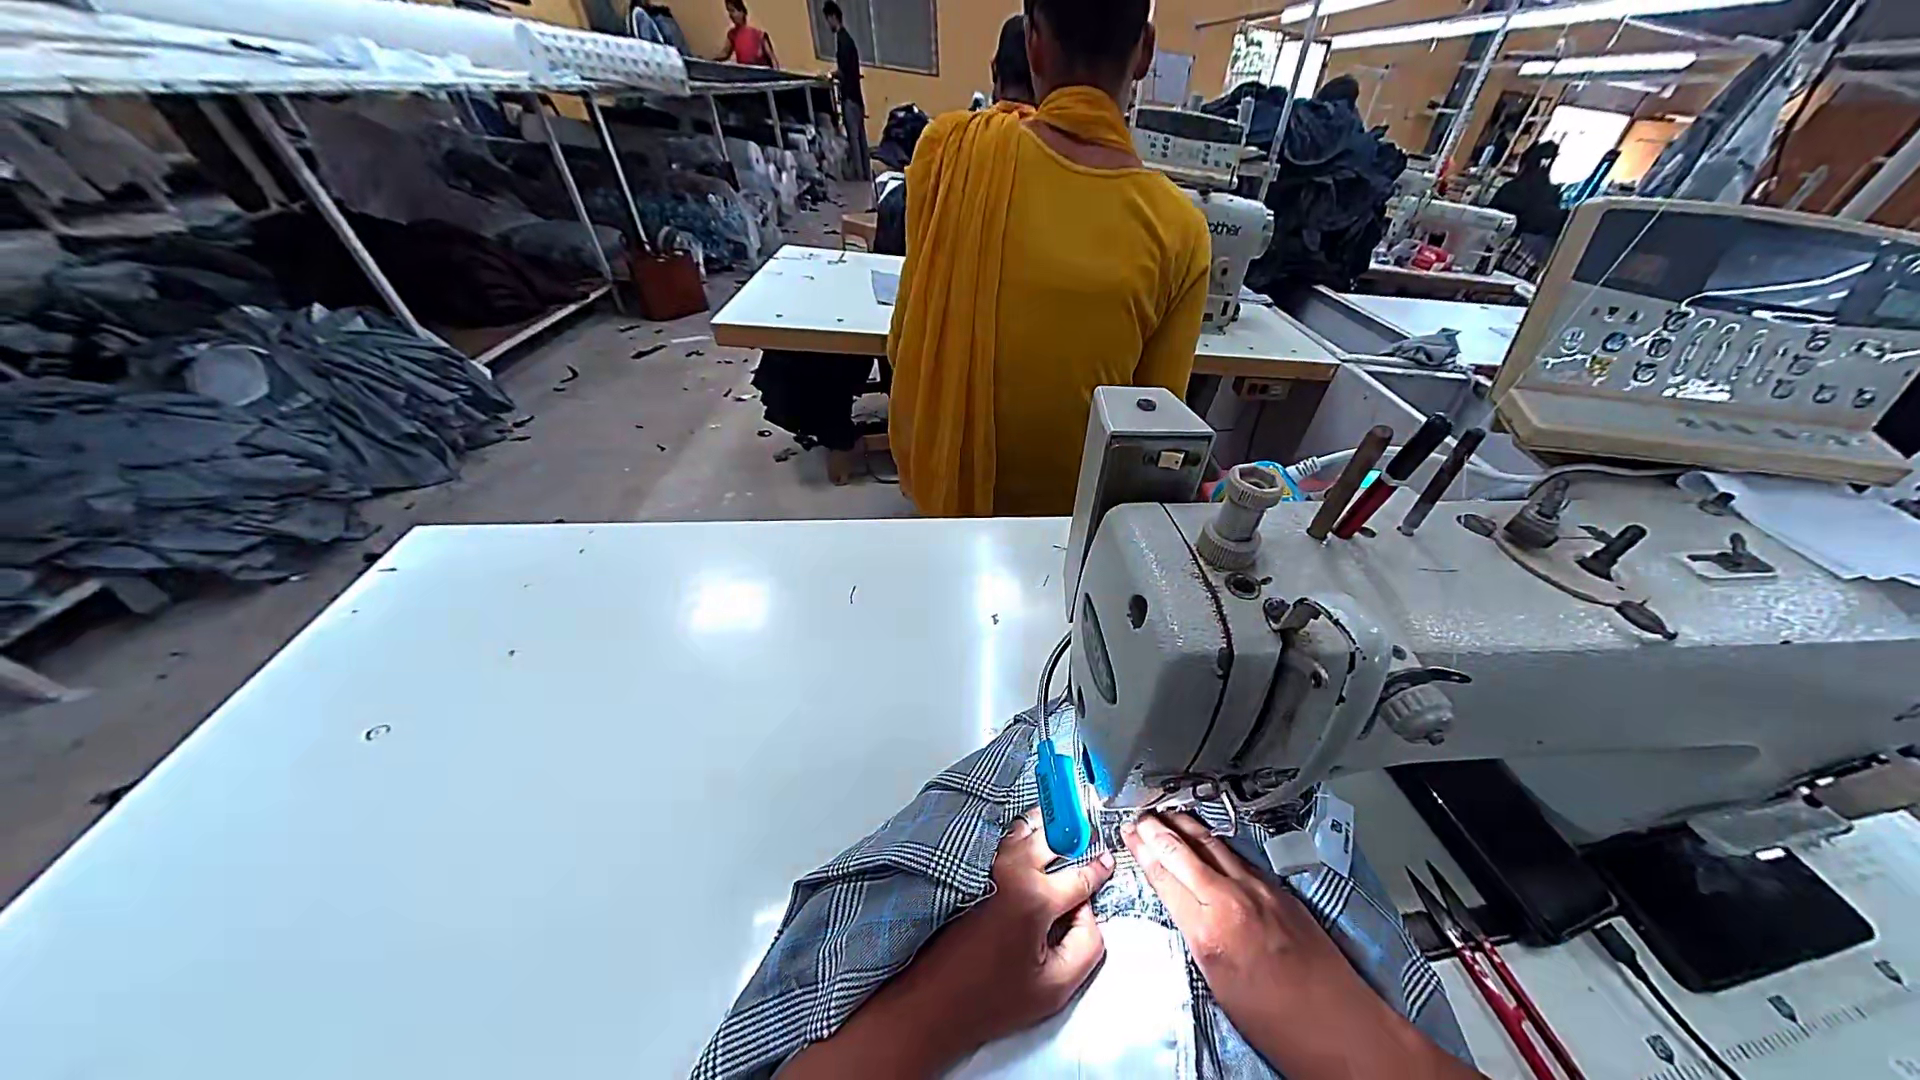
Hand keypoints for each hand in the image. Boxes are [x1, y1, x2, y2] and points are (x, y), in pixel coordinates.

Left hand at [782, 809, 1113, 1077]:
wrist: (933, 997)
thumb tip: (1089, 911)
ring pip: (1025, 825)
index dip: (1098, 867)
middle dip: (1074, 832)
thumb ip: (1088, 945)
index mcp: (1038, 898)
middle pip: (1055, 835)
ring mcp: (987, 858)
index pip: (1081, 874)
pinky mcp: (968, 860)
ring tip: (1060, 820)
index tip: (1106, 861)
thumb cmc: (990, 996)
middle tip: (1086, 830)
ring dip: (1045, 822)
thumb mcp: (1056, 988)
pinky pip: (998, 831)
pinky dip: (1016, 827)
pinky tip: (1024, 829)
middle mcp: (1013, 867)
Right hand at [1123, 813, 1483, 1079]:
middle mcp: (1230, 900)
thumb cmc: (1276, 1022)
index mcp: (1208, 931)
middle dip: (1156, 829)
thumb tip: (1179, 902)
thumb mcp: (1215, 980)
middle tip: (1139, 816)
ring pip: (1210, 843)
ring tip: (1164, 813)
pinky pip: (1235, 855)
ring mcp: (1257, 889)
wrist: (1340, 1028)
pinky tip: (1204, 836)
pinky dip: (1212, 840)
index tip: (1129, 834)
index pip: (1163, 875)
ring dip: (1183, 825)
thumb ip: (1194, 932)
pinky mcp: (1277, 888)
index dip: (1142, 850)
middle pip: (1181, 850)